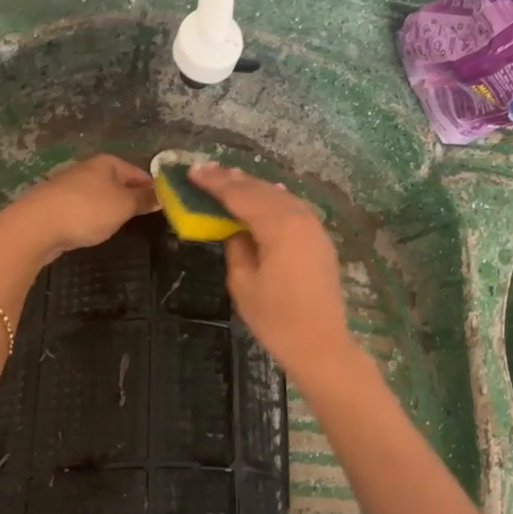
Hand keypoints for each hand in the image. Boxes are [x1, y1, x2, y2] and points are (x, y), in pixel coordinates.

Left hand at [0, 154, 157, 264]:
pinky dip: (94, 215)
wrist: (36, 226)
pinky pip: (85, 207)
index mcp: (108, 163)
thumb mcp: (123, 205)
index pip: (140, 173)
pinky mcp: (57, 203)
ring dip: (112, 207)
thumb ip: (144, 199)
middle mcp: (89, 168)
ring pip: (101, 195)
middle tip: (146, 218)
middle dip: (132, 198)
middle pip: (119, 182)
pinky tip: (96, 228)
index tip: (165, 206)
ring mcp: (70, 185)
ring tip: (123, 225)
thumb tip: (162, 193)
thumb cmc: (87, 211)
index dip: (154, 188)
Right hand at [189, 162, 357, 377]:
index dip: (215, 183)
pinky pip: (293, 208)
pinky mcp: (320, 239)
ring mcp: (314, 226)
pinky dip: (273, 200)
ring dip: (254, 187)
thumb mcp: (243, 282)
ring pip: (280, 196)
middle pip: (262, 190)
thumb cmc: (276, 318)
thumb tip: (233, 226)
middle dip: (233, 179)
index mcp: (279, 225)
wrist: (320, 343)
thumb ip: (236, 246)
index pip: (240, 195)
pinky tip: (264, 196)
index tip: (192, 171)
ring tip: (230, 179)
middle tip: (206, 170)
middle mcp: (300, 217)